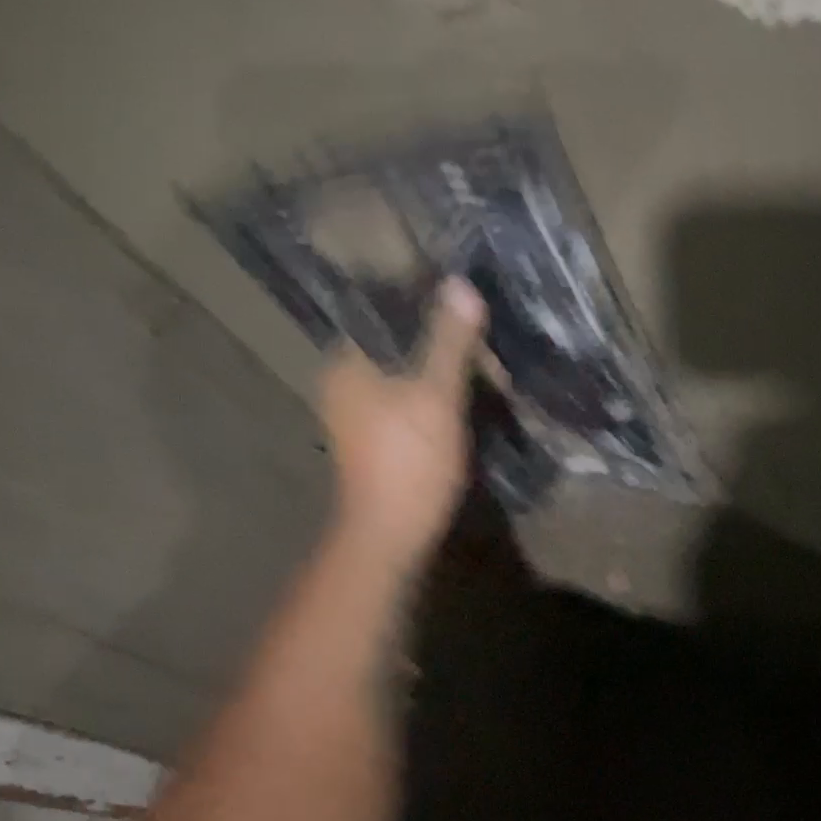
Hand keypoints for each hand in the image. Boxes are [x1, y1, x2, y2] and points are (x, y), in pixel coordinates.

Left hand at [320, 277, 486, 565]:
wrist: (388, 536)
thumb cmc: (408, 461)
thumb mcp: (436, 393)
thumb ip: (448, 339)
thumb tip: (460, 284)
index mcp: (345, 364)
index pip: (381, 312)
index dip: (419, 299)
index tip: (458, 293)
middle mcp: (342, 384)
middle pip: (393, 344)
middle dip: (433, 336)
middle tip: (478, 326)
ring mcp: (356, 415)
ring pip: (401, 374)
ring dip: (435, 366)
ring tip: (478, 355)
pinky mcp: (374, 440)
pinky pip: (404, 401)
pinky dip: (430, 394)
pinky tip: (461, 392)